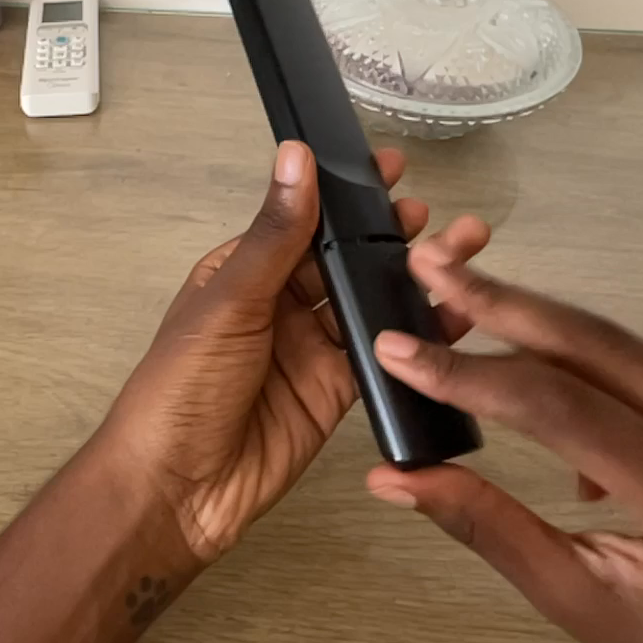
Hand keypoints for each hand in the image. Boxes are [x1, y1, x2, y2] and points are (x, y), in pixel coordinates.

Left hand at [93, 140, 489, 565]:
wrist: (179, 488)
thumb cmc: (186, 382)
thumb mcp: (230, 302)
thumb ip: (274, 235)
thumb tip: (296, 154)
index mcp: (243, 271)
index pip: (301, 221)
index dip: (343, 196)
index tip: (391, 167)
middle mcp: (278, 303)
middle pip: (341, 260)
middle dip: (386, 235)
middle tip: (435, 215)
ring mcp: (309, 348)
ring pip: (367, 304)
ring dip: (408, 280)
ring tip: (463, 252)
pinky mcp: (335, 391)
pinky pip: (380, 355)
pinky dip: (415, 337)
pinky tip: (454, 317)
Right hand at [365, 250, 642, 642]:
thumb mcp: (584, 609)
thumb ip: (487, 527)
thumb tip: (390, 476)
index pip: (566, 412)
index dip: (470, 374)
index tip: (394, 348)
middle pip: (598, 346)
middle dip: (498, 299)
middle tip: (426, 262)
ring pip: (616, 348)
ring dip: (526, 318)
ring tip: (454, 290)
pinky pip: (640, 371)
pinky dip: (572, 366)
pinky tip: (533, 387)